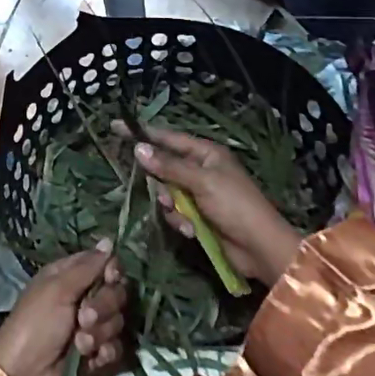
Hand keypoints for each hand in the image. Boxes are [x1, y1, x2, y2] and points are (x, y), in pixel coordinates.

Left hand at [0, 240, 126, 375]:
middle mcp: (81, 298)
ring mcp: (91, 328)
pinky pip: (117, 346)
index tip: (109, 277)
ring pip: (118, 319)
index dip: (110, 270)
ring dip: (100, 331)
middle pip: (115, 291)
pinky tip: (90, 358)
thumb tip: (110, 240)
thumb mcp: (56, 290)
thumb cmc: (34, 326)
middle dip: (104, 304)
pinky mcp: (98, 355)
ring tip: (79, 342)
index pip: (102, 264)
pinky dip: (105, 351)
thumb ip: (86, 267)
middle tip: (83, 317)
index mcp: (67, 277)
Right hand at [124, 123, 303, 287]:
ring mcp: (198, 194)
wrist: (259, 248)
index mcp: (206, 153)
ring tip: (184, 218)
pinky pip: (174, 212)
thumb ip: (169, 166)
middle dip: (160, 185)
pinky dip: (180, 221)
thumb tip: (138, 148)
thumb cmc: (235, 206)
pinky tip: (191, 231)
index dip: (142, 134)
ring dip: (171, 207)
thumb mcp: (202, 182)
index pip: (167, 137)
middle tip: (167, 198)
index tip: (115, 127)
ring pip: (165, 193)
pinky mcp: (196, 216)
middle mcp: (200, 169)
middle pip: (163, 168)